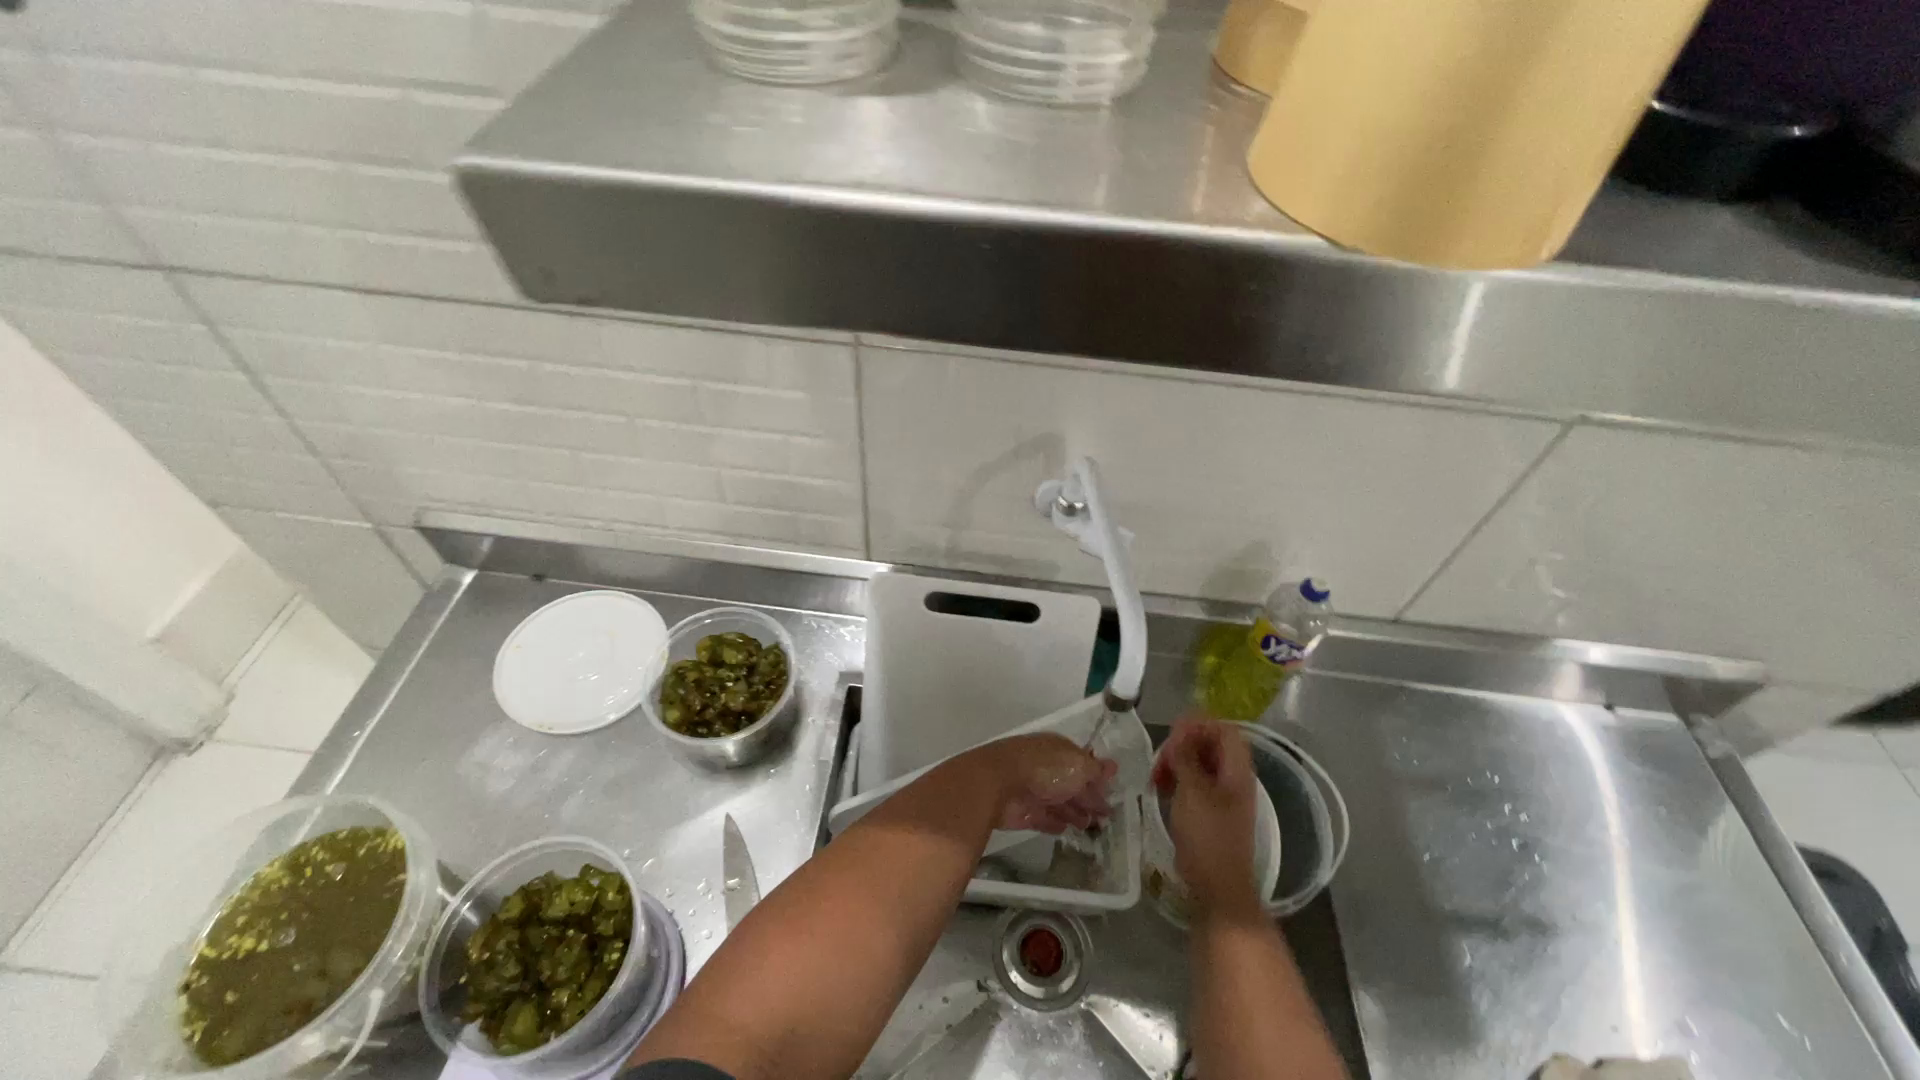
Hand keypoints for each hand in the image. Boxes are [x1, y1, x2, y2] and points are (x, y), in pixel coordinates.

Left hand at [968, 734, 1117, 833]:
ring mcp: (1033, 790)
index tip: (1111, 792)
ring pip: (1058, 803)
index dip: (1097, 778)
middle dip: (1089, 799)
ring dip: (1075, 813)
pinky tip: (1065, 830)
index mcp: (1058, 751)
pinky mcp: (1022, 812)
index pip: (1082, 764)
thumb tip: (1112, 767)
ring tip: (1091, 827)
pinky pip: (1043, 818)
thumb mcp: (1078, 765)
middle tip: (1106, 816)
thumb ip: (1095, 770)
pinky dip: (1054, 823)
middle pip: (1071, 785)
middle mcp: (1046, 768)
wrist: (998, 783)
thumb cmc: (1045, 769)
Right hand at [1152, 714, 1260, 918]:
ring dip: (1177, 764)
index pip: (1224, 731)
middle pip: (1211, 746)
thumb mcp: (1192, 791)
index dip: (1199, 726)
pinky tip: (1162, 791)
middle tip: (1160, 760)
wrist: (1219, 886)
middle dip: (1183, 746)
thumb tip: (1181, 730)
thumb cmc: (1207, 835)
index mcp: (1237, 771)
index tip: (1172, 735)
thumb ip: (1186, 757)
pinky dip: (1178, 782)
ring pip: (1200, 765)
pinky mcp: (1211, 812)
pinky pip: (1195, 785)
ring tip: (1157, 778)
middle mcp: (1234, 779)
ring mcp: (1224, 797)